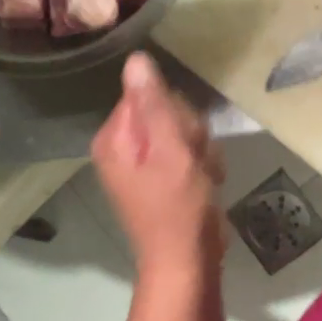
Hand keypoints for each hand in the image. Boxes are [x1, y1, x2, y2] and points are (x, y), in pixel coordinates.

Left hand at [92, 53, 225, 276]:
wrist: (187, 262)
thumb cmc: (179, 209)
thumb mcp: (170, 151)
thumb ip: (155, 104)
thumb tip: (136, 58)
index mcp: (114, 139)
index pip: (148, 95)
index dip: (176, 113)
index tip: (187, 139)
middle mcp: (122, 149)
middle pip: (166, 112)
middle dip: (191, 134)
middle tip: (196, 161)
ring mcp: (143, 166)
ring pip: (184, 134)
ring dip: (202, 152)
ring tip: (204, 178)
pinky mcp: (163, 179)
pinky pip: (188, 155)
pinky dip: (202, 168)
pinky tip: (207, 185)